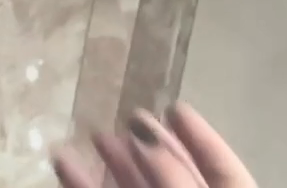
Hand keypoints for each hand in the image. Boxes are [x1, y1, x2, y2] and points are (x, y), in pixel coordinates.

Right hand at [55, 104, 255, 187]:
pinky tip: (61, 157)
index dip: (204, 139)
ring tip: (94, 133)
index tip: (175, 106)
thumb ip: (172, 176)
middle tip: (130, 113)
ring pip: (137, 187)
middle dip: (152, 146)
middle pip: (176, 176)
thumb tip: (141, 129)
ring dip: (115, 161)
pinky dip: (82, 181)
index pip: (225, 173)